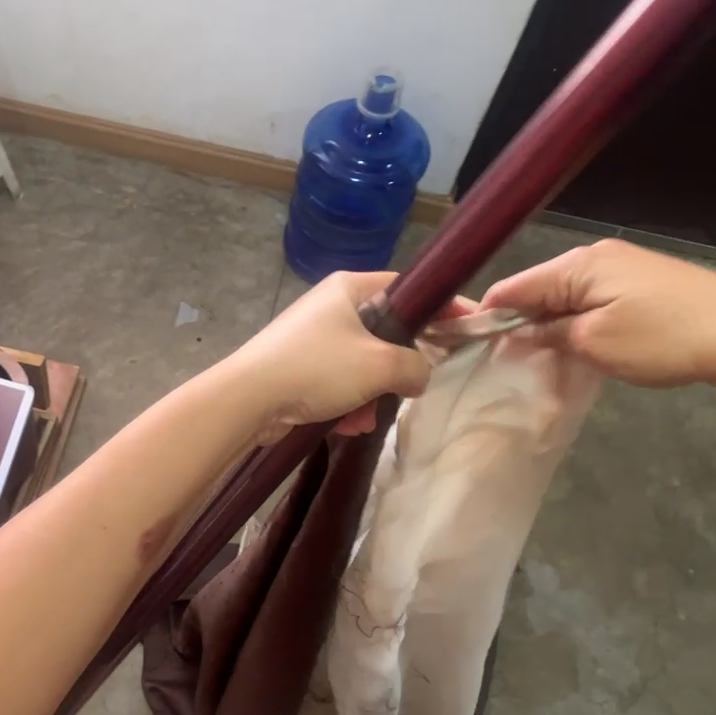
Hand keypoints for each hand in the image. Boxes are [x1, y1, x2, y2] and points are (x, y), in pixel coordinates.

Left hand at [220, 271, 431, 441]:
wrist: (248, 399)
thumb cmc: (317, 368)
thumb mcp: (379, 364)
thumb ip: (415, 366)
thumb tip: (420, 375)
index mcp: (349, 288)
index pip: (408, 288)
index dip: (440, 307)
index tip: (466, 328)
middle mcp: (330, 307)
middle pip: (385, 332)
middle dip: (397, 368)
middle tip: (412, 387)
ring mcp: (311, 340)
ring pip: (362, 365)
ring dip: (370, 396)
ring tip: (364, 418)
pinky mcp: (298, 369)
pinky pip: (337, 385)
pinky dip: (346, 405)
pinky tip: (346, 426)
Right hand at [481, 239, 715, 389]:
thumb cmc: (663, 338)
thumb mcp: (593, 342)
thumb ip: (546, 333)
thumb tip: (514, 333)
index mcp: (576, 265)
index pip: (511, 287)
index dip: (486, 317)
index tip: (472, 350)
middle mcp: (594, 256)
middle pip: (536, 289)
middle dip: (518, 322)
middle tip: (508, 362)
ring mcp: (621, 266)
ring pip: (562, 296)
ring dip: (548, 324)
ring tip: (541, 358)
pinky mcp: (641, 281)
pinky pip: (589, 298)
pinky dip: (575, 320)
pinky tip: (577, 344)